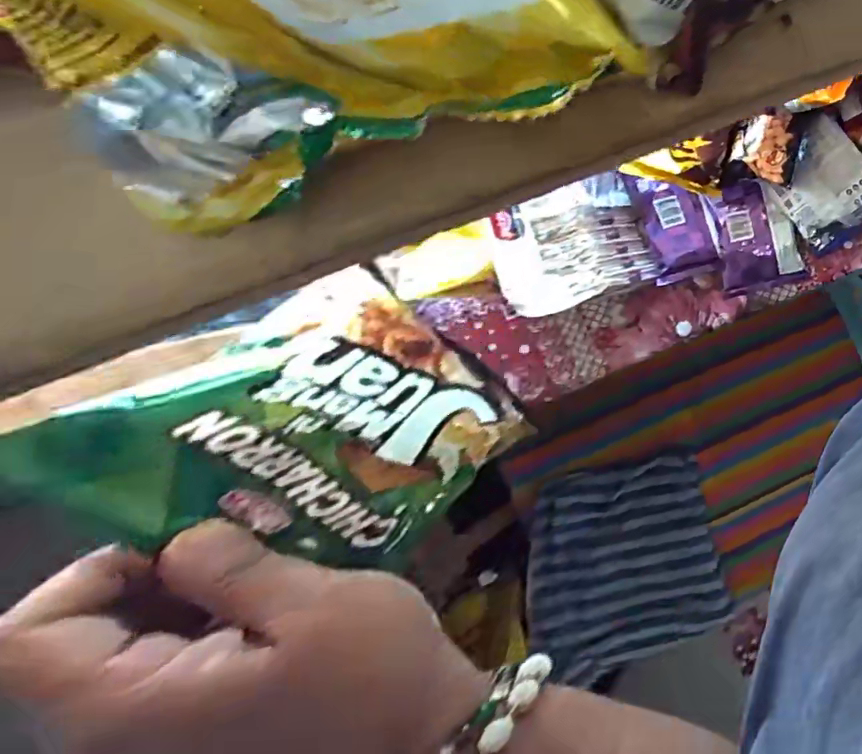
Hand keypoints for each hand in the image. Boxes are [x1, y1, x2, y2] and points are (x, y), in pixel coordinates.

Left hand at [0, 522, 487, 753]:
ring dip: (189, 594)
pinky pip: (161, 665)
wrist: (414, 738)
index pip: (24, 637)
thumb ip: (241, 572)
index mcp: (126, 702)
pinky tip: (275, 602)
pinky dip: (207, 621)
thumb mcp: (322, 605)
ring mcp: (147, 733)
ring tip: (273, 562)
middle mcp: (108, 729)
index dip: (92, 571)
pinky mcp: (185, 728)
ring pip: (119, 647)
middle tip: (248, 537)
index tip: (189, 537)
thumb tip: (184, 537)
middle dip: (156, 574)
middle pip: (70, 639)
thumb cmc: (372, 671)